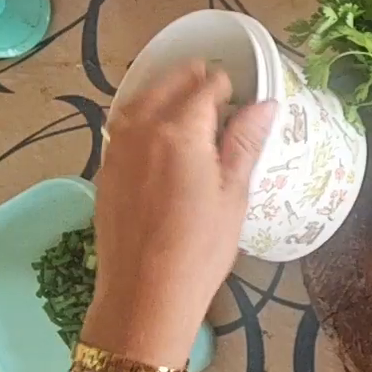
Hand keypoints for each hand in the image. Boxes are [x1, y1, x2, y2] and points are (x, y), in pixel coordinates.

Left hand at [81, 60, 275, 366]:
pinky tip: (158, 132)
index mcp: (181, 131)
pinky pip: (124, 124)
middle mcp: (143, 129)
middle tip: (215, 86)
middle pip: (168, 85)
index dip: (225, 84)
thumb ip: (244, 143)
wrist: (146, 292)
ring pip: (140, 100)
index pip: (205, 88)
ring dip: (163, 91)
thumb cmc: (201, 248)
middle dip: (192, 79)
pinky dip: (143, 114)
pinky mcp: (106, 169)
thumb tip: (265, 104)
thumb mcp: (234, 195)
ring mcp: (118, 148)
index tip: (239, 90)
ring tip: (186, 100)